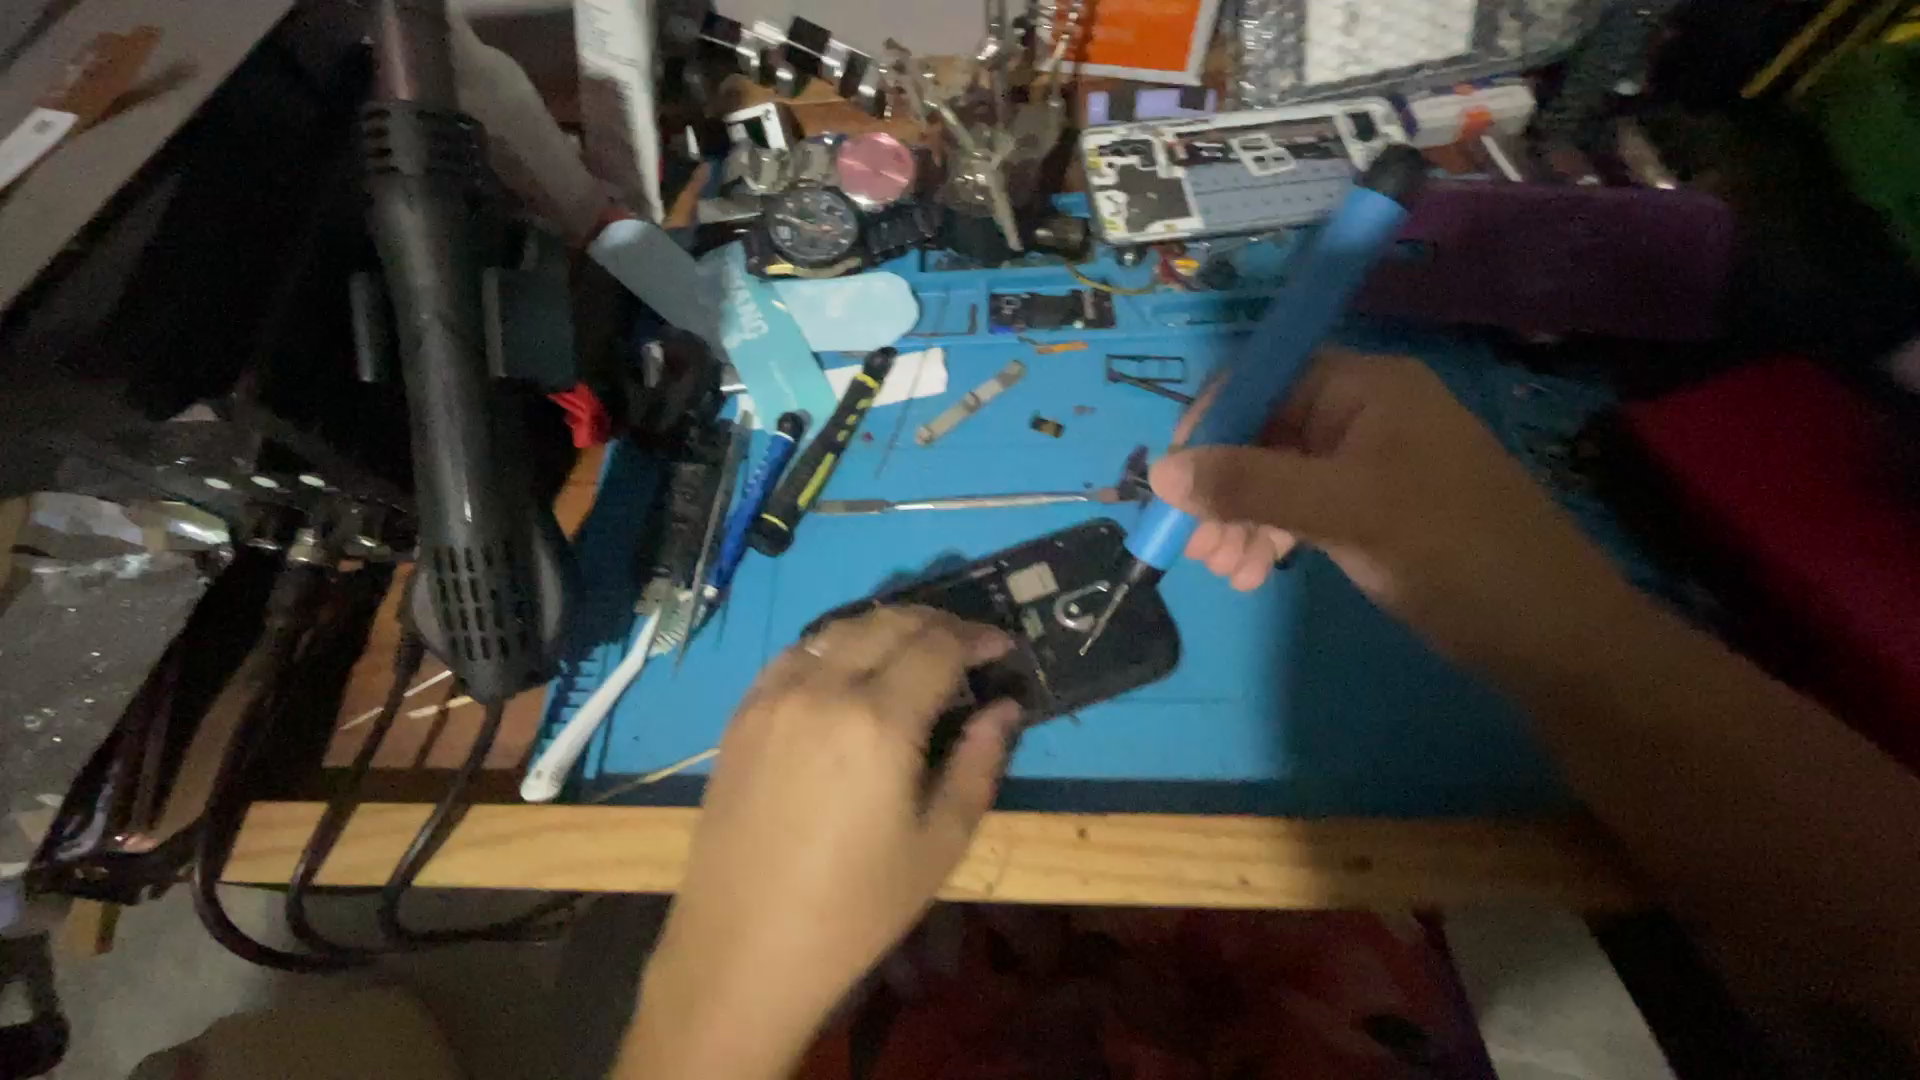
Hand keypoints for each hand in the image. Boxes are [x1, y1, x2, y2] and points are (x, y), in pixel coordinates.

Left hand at [621, 606, 1021, 1079]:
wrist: (744, 948)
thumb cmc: (855, 907)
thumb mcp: (940, 844)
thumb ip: (979, 762)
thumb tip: (1005, 706)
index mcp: (878, 722)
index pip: (938, 646)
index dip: (977, 636)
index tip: (1002, 644)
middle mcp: (823, 689)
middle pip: (890, 622)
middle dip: (938, 622)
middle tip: (967, 642)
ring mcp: (774, 695)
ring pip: (841, 628)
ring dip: (888, 626)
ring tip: (916, 648)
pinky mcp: (744, 712)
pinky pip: (797, 652)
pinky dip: (837, 644)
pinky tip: (851, 667)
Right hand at [1150, 348, 1632, 664]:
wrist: (1549, 633)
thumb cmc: (1452, 551)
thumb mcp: (1344, 512)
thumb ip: (1248, 484)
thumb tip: (1158, 473)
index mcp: (1362, 388)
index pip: (1261, 380)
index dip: (1209, 424)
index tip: (1174, 481)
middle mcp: (1358, 414)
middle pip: (1259, 433)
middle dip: (1219, 488)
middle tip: (1194, 546)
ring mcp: (1361, 464)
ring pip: (1270, 477)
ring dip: (1237, 520)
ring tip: (1223, 571)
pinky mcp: (1363, 507)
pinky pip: (1293, 508)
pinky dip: (1266, 537)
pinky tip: (1250, 575)